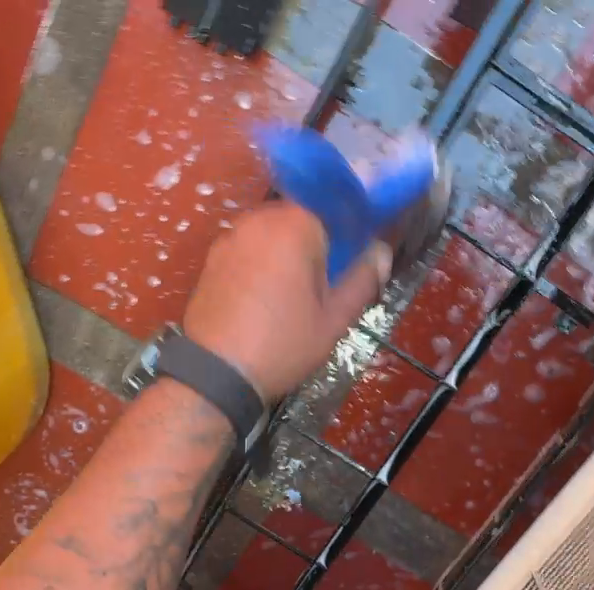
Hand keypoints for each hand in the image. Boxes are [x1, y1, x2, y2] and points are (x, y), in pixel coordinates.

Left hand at [183, 204, 392, 403]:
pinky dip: (259, 265)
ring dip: (285, 255)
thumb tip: (382, 252)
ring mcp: (230, 235)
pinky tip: (262, 300)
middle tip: (320, 288)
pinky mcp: (211, 257)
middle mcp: (260, 218)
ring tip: (289, 298)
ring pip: (271, 235)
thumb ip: (362, 281)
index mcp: (297, 224)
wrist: (216, 373)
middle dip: (315, 245)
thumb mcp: (332, 321)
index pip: (336, 212)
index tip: (352, 266)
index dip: (349, 237)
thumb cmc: (282, 346)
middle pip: (301, 220)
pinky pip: (247, 250)